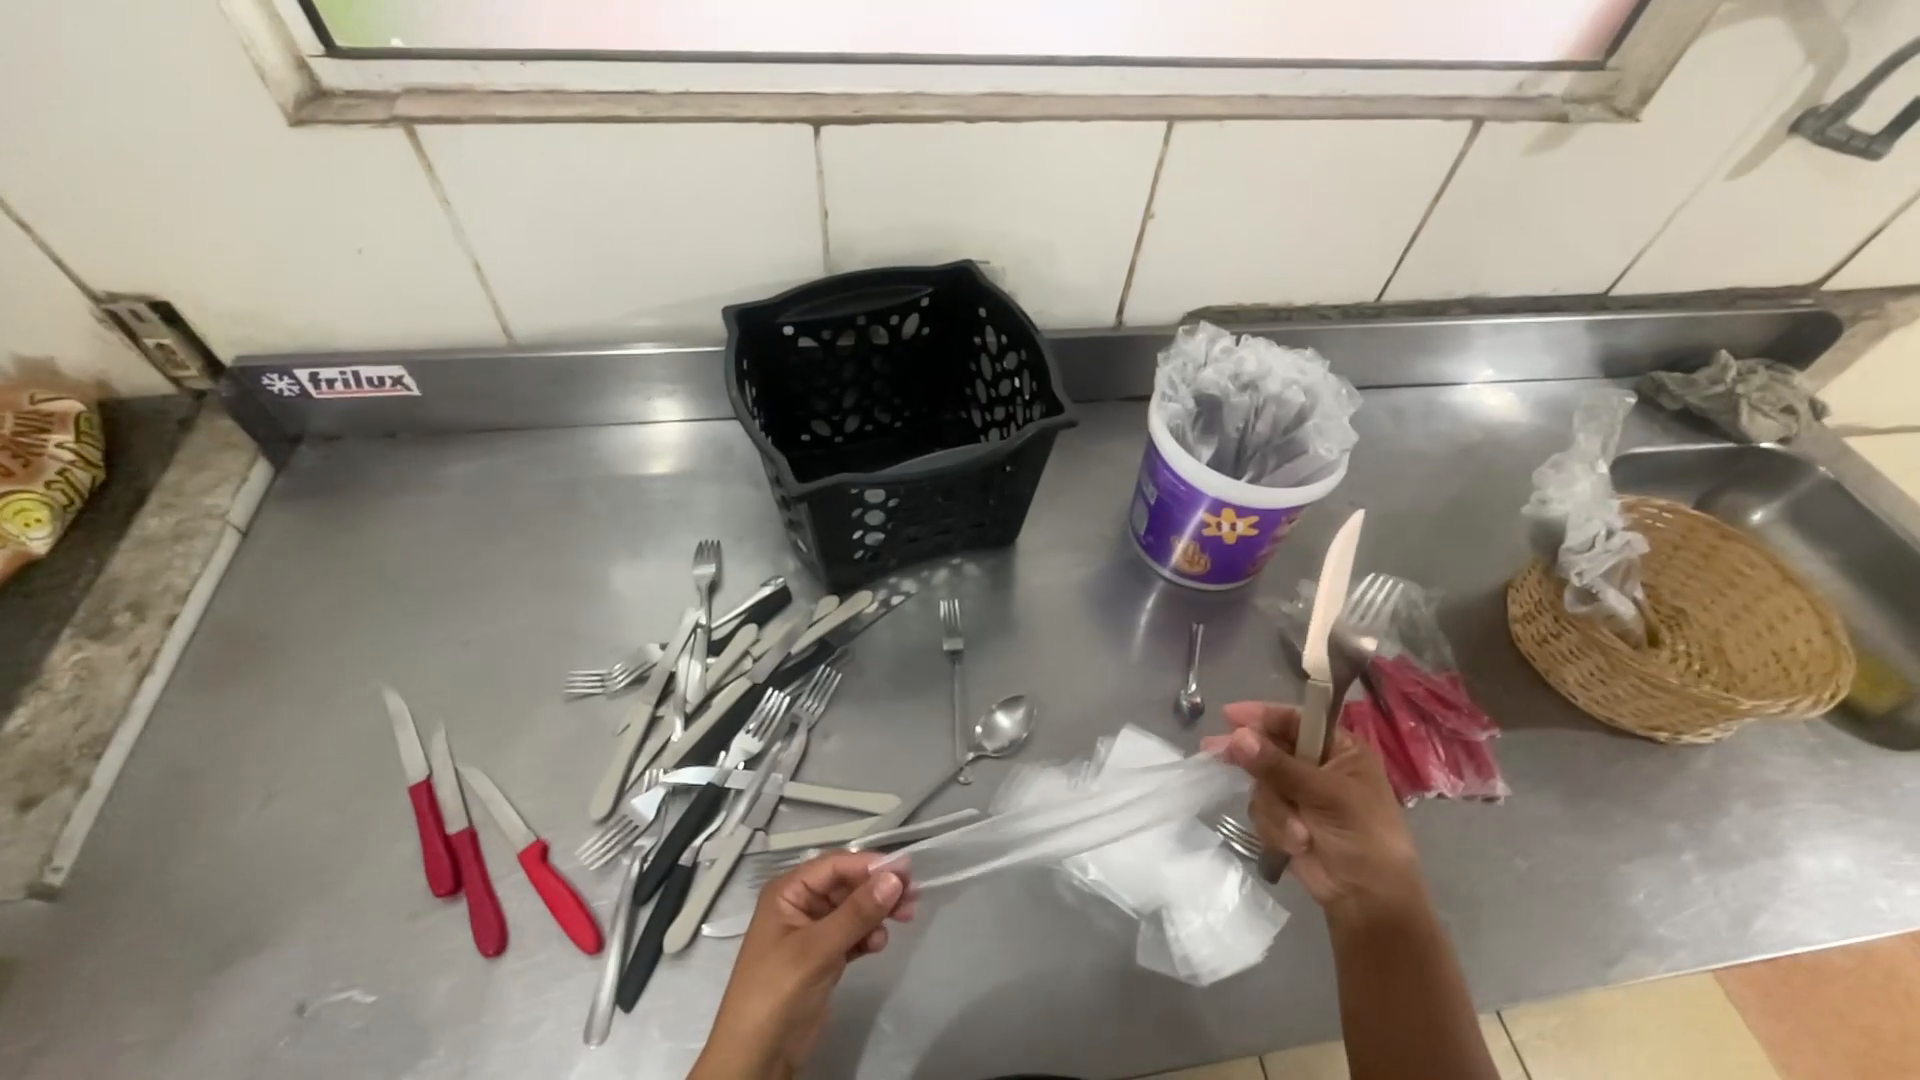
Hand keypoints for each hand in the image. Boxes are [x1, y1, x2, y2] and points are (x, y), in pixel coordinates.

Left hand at [692, 852, 916, 1079]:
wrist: (757, 1055)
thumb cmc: (777, 991)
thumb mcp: (817, 949)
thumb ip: (857, 912)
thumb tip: (894, 878)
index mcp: (788, 892)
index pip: (835, 865)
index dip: (870, 865)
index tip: (907, 871)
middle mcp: (800, 905)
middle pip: (847, 885)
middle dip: (878, 889)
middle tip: (913, 897)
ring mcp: (812, 932)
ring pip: (853, 910)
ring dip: (877, 912)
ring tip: (905, 920)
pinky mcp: (824, 957)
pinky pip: (852, 934)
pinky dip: (868, 935)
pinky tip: (878, 945)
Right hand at [1202, 701, 1424, 924]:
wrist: (1366, 897)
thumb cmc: (1363, 835)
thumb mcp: (1326, 795)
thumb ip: (1279, 766)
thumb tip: (1238, 737)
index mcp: (1340, 750)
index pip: (1296, 721)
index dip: (1263, 715)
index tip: (1230, 716)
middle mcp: (1316, 766)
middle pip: (1270, 748)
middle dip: (1252, 760)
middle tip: (1215, 751)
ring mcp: (1298, 792)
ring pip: (1261, 783)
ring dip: (1275, 809)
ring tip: (1298, 833)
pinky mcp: (1284, 818)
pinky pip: (1260, 808)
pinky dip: (1274, 827)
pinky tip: (1294, 843)